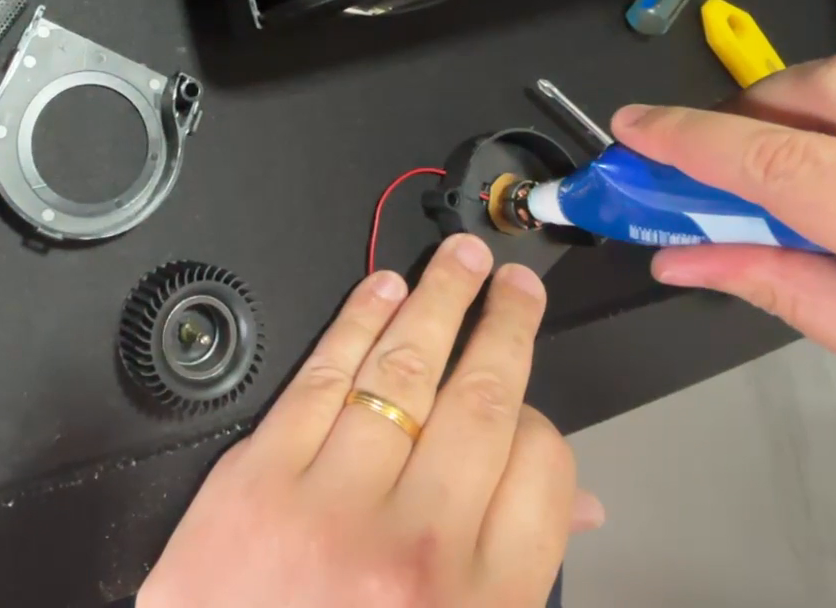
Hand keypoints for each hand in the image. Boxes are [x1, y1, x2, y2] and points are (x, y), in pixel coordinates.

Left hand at [138, 235, 603, 607]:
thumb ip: (515, 575)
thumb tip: (574, 501)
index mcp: (477, 600)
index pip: (537, 470)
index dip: (539, 417)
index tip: (526, 395)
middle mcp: (413, 543)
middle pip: (477, 403)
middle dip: (504, 329)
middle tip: (517, 282)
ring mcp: (332, 499)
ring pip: (403, 372)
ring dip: (439, 301)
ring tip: (463, 260)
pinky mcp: (262, 472)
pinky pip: (323, 376)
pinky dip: (358, 321)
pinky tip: (384, 289)